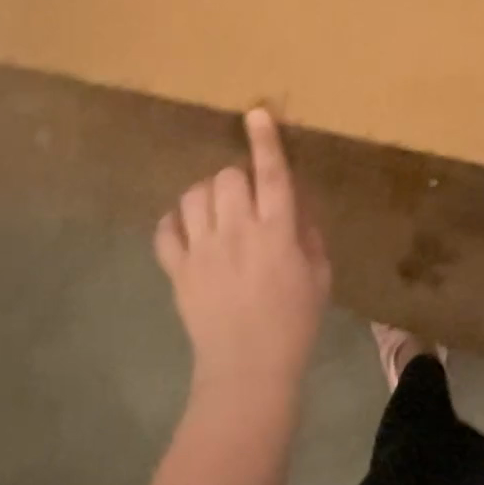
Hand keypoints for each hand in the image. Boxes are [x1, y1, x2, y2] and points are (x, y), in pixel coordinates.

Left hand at [155, 109, 331, 395]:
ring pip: (193, 197)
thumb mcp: (319, 276)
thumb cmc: (294, 323)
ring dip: (206, 196)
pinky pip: (164, 231)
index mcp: (277, 233)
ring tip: (215, 211)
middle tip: (245, 198)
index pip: (271, 175)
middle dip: (237, 178)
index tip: (256, 114)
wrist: (248, 370)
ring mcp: (202, 251)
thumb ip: (308, 235)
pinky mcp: (177, 270)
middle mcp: (237, 233)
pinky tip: (188, 231)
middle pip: (226, 178)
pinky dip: (174, 223)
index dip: (265, 141)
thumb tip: (294, 206)